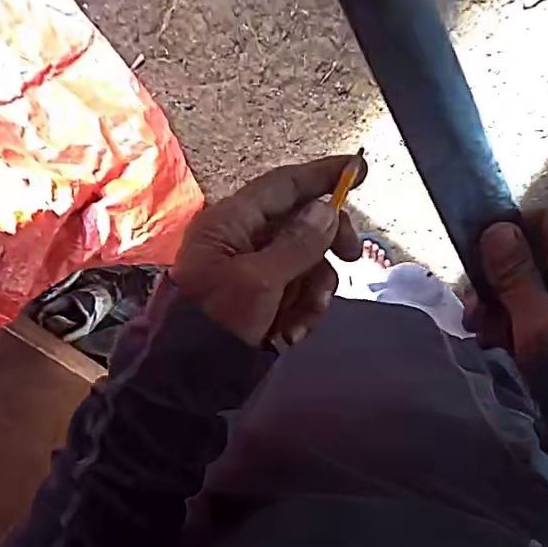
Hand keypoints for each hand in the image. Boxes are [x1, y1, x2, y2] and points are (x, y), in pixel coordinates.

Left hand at [171, 155, 365, 346]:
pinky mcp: (265, 297)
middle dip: (329, 243)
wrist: (187, 379)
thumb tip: (326, 209)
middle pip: (303, 223)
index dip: (323, 174)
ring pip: (308, 262)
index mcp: (232, 222)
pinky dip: (303, 310)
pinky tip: (290, 333)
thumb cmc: (216, 322)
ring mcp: (256, 270)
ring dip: (315, 291)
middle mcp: (245, 239)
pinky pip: (300, 291)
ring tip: (300, 320)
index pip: (284, 185)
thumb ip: (297, 244)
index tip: (360, 167)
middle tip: (353, 256)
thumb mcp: (259, 282)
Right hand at [476, 208, 547, 361]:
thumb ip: (515, 275)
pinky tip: (497, 340)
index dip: (511, 230)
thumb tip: (497, 229)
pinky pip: (534, 304)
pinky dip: (511, 318)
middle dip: (497, 277)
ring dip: (498, 302)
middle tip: (476, 308)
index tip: (481, 258)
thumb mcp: (536, 322)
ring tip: (483, 331)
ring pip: (527, 280)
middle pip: (532, 252)